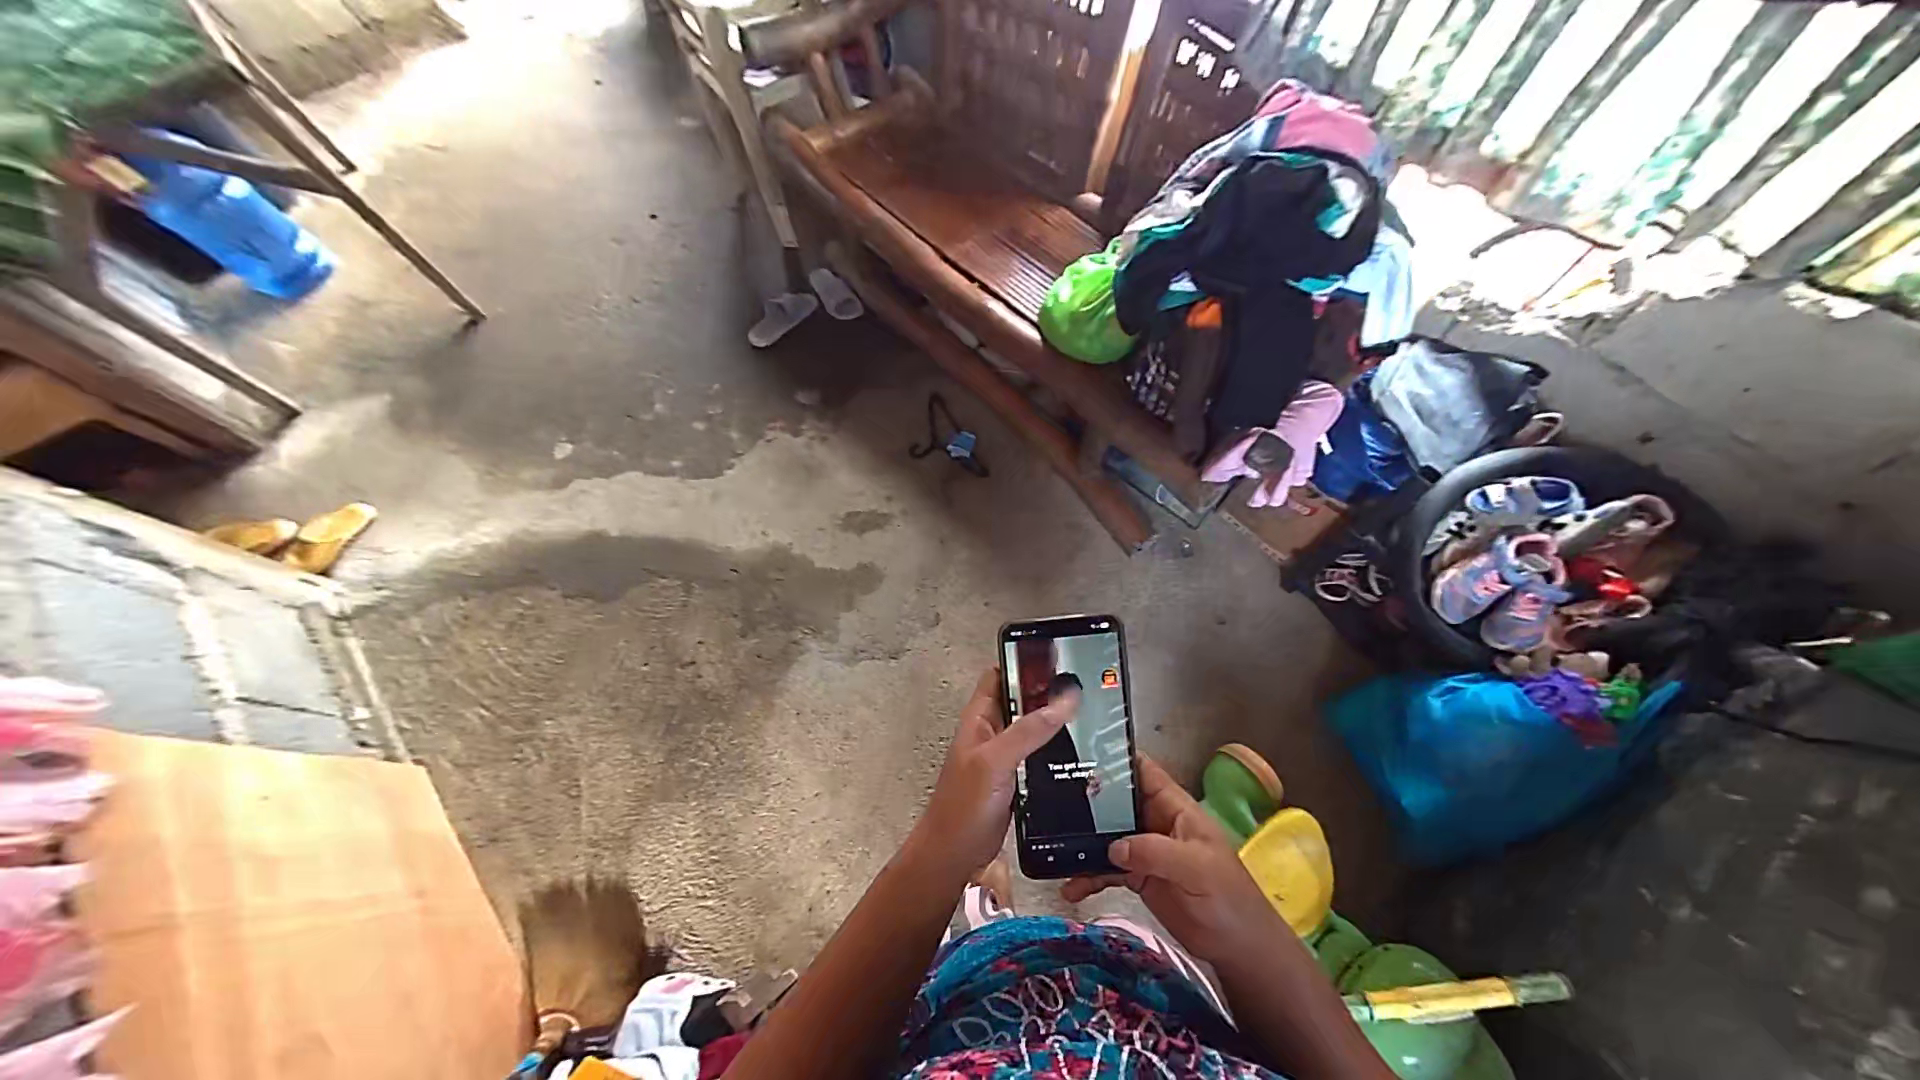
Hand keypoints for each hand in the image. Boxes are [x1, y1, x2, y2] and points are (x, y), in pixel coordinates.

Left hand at [908, 670, 1069, 876]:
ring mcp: (1004, 758)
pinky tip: (1078, 753)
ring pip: (1033, 730)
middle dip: (1047, 693)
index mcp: (979, 718)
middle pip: (1022, 702)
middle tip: (1081, 686)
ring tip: (1087, 714)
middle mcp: (992, 733)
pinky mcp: (1016, 781)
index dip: (1022, 663)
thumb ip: (1027, 731)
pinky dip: (1056, 752)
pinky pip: (1038, 757)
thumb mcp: (995, 762)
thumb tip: (1062, 701)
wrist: (954, 856)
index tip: (1054, 657)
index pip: (1000, 676)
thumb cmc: (960, 808)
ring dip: (1054, 724)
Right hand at [1062, 754, 1284, 968]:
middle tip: (1050, 801)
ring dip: (1082, 843)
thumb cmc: (1228, 899)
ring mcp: (1145, 849)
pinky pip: (1106, 869)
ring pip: (1106, 836)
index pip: (1141, 771)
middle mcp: (1155, 822)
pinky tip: (1070, 888)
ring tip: (1054, 850)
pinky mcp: (1137, 876)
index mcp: (1174, 807)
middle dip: (1086, 800)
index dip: (1115, 759)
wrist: (1239, 949)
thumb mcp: (1196, 868)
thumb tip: (1113, 847)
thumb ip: (1155, 852)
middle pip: (1115, 801)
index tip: (1079, 755)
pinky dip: (1088, 876)